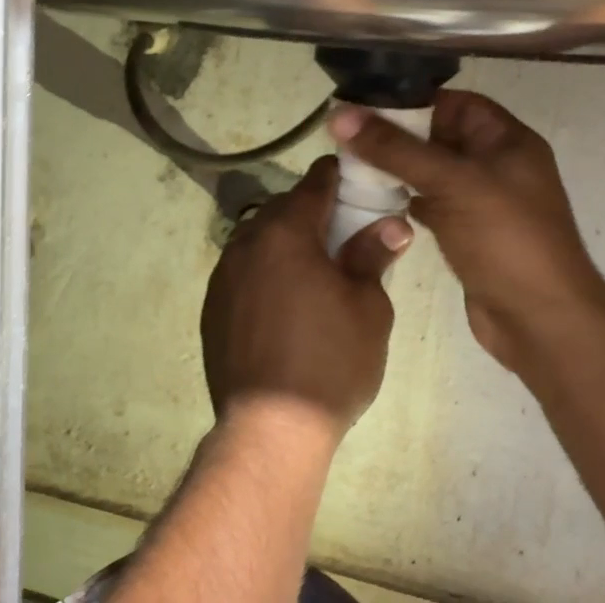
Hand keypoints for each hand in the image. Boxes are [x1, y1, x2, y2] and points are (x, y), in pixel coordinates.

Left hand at [201, 157, 406, 436]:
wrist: (269, 427)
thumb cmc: (331, 361)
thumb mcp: (368, 307)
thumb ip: (373, 256)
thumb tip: (393, 223)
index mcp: (286, 233)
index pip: (314, 184)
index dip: (337, 176)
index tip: (356, 179)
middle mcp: (246, 243)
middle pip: (282, 210)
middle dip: (311, 211)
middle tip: (342, 230)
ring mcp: (223, 275)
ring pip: (257, 239)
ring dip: (283, 241)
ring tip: (312, 267)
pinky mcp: (211, 306)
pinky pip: (242, 270)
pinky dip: (264, 270)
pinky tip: (283, 300)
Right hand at [328, 91, 604, 370]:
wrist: (541, 323)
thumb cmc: (506, 240)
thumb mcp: (451, 183)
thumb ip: (395, 148)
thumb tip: (339, 114)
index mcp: (507, 141)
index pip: (454, 103)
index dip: (412, 99)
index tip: (363, 104)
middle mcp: (496, 165)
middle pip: (438, 135)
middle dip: (395, 135)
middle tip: (345, 135)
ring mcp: (482, 202)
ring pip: (430, 171)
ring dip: (395, 168)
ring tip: (349, 165)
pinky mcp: (467, 233)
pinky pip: (429, 203)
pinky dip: (403, 200)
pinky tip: (372, 202)